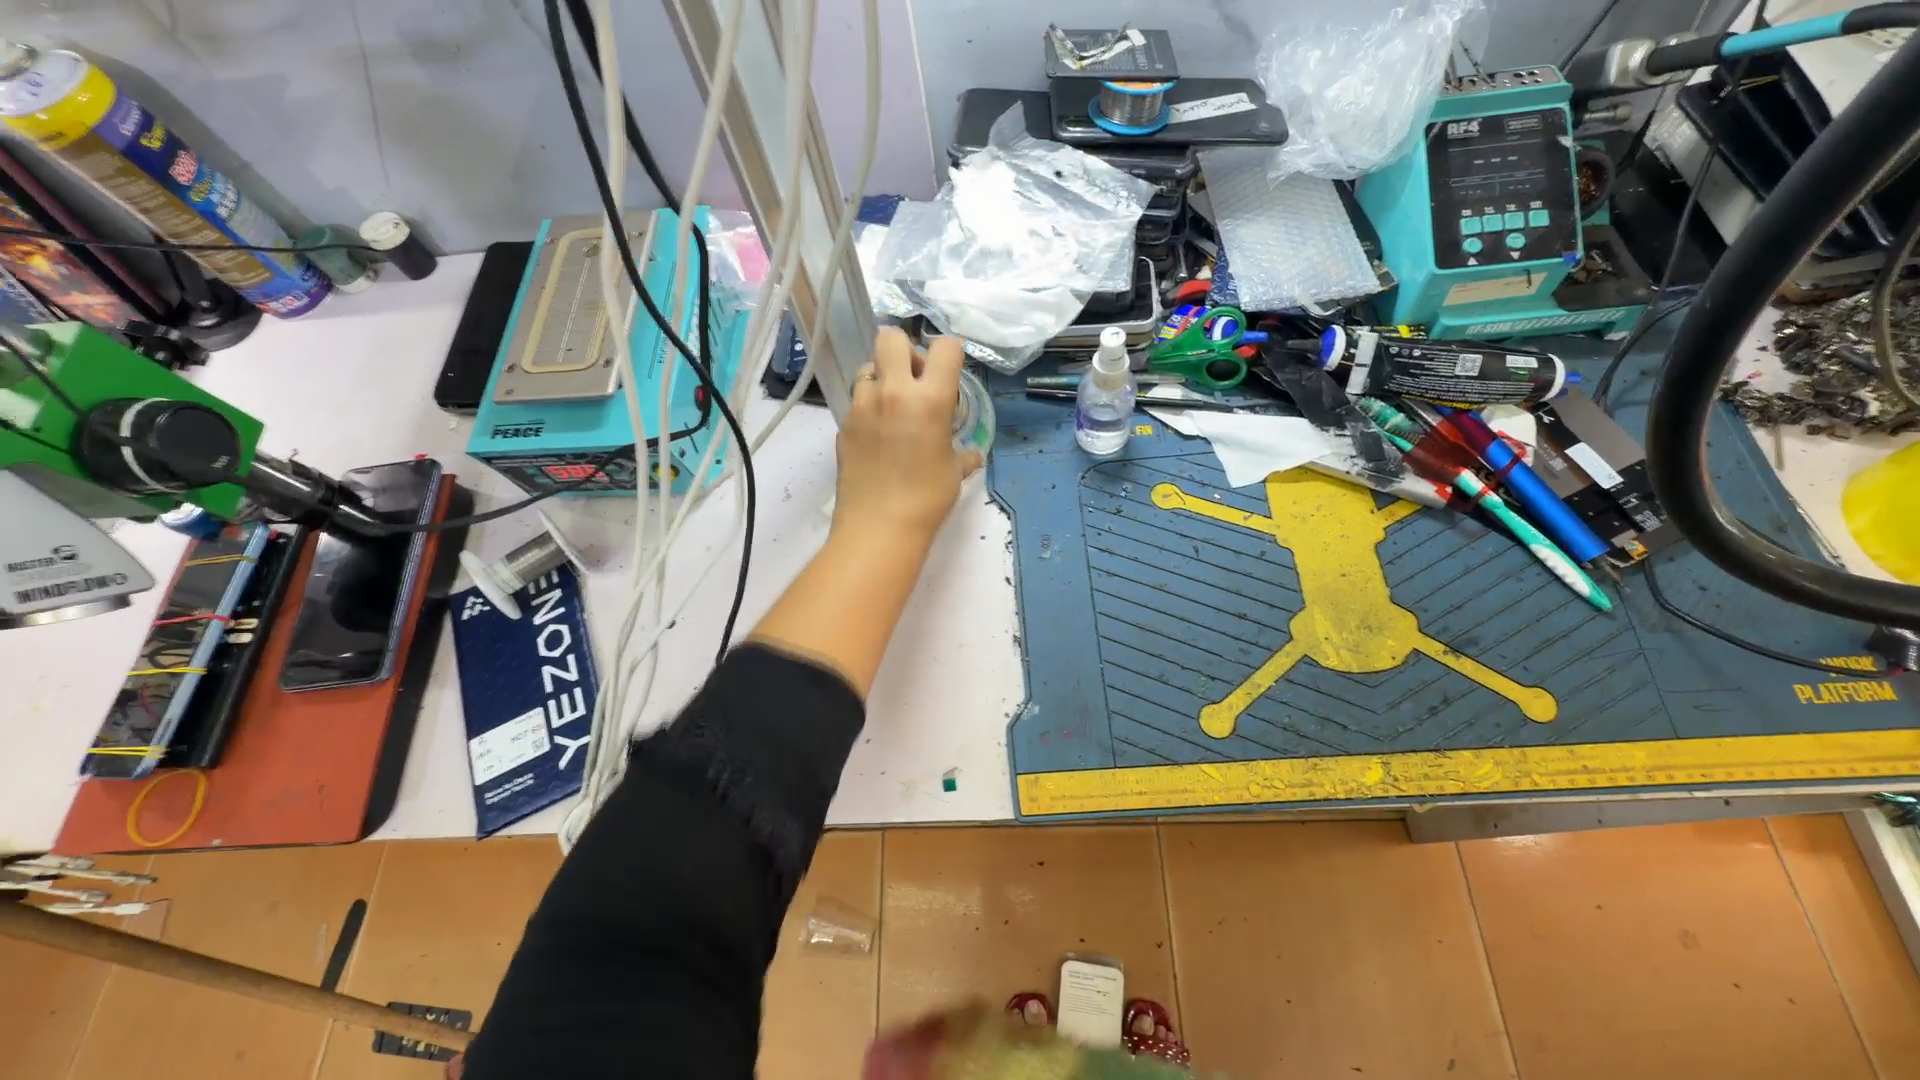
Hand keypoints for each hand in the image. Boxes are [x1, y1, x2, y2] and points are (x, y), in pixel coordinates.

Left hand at [832, 329, 981, 546]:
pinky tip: (877, 437)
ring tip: (891, 408)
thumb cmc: (927, 500)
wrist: (878, 527)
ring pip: (867, 367)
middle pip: (891, 337)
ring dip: (881, 378)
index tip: (948, 375)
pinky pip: (856, 401)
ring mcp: (861, 406)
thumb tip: (970, 454)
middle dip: (904, 350)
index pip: (945, 347)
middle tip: (913, 379)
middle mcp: (893, 392)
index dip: (950, 355)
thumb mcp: (954, 473)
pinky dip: (868, 408)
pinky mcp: (842, 425)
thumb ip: (963, 454)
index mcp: (930, 399)